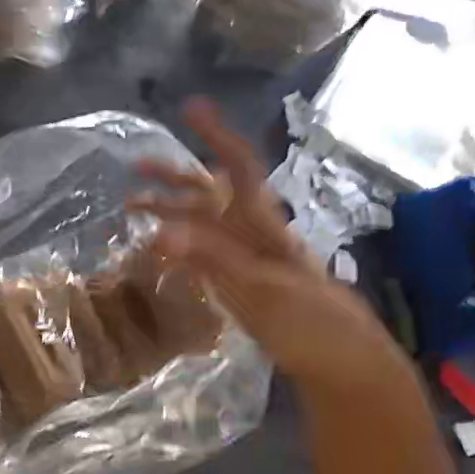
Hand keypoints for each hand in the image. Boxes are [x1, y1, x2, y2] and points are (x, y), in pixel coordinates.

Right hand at [132, 98, 403, 386]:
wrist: (343, 365)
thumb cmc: (314, 322)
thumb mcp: (264, 289)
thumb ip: (213, 259)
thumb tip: (160, 233)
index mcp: (264, 224)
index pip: (239, 168)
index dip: (217, 136)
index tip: (191, 108)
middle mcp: (250, 234)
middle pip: (210, 194)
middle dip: (174, 177)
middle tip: (135, 166)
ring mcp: (243, 260)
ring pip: (200, 226)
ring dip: (169, 212)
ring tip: (131, 207)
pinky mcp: (237, 286)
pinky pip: (200, 257)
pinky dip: (176, 249)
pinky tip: (155, 249)